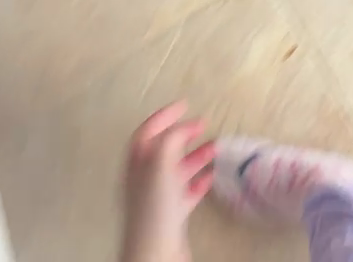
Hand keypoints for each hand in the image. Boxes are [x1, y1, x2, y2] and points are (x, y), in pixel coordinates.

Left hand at [122, 102, 215, 261]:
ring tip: (215, 147)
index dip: (164, 115)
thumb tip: (181, 127)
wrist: (156, 253)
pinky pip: (186, 192)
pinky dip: (199, 181)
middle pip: (162, 148)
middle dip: (182, 134)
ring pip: (176, 169)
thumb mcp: (161, 162)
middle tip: (203, 123)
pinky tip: (211, 176)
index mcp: (137, 161)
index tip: (185, 104)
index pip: (147, 130)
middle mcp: (144, 177)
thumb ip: (170, 139)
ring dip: (195, 155)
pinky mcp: (171, 216)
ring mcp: (157, 197)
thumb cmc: (155, 205)